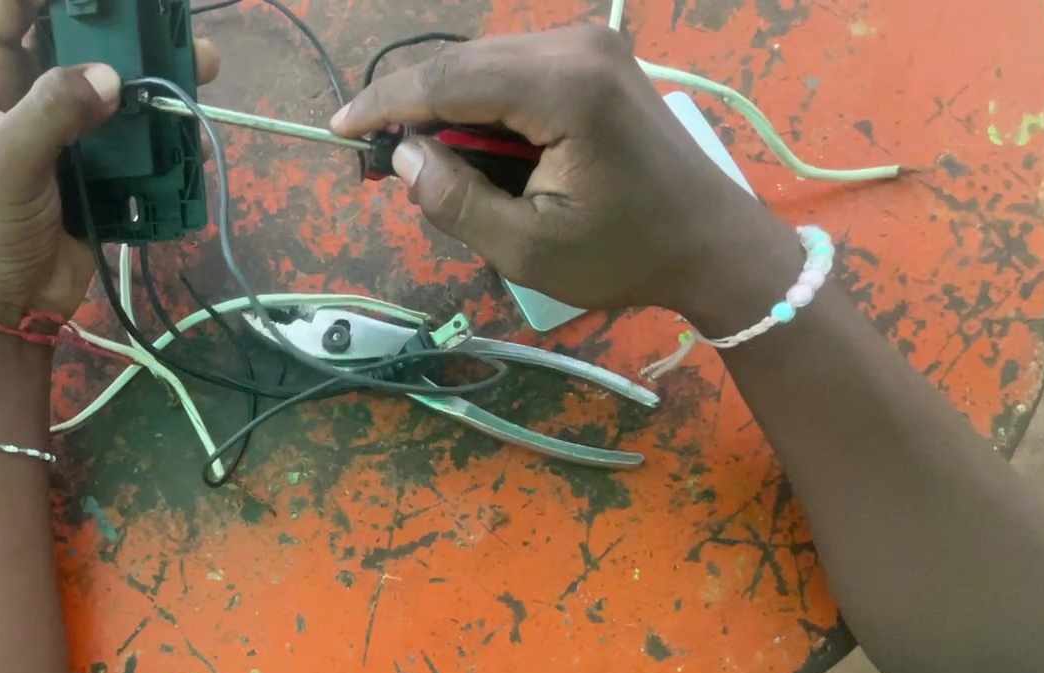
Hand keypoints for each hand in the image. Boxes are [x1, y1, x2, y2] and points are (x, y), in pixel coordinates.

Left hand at [0, 0, 219, 321]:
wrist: (10, 306)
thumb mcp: (8, 160)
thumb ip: (54, 110)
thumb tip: (112, 79)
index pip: (11, 6)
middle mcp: (23, 96)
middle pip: (74, 42)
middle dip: (119, 30)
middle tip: (166, 22)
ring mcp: (63, 136)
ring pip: (111, 92)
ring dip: (152, 83)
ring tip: (199, 69)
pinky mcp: (93, 174)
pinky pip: (130, 146)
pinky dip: (159, 141)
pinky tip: (187, 135)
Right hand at [329, 26, 795, 328]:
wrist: (705, 242)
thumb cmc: (620, 256)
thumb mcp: (526, 249)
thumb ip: (456, 202)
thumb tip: (404, 157)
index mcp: (563, 87)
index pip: (447, 79)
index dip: (385, 104)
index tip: (338, 130)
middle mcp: (575, 45)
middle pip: (462, 64)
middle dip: (410, 110)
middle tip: (375, 163)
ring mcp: (588, 47)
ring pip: (483, 67)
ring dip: (444, 114)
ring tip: (421, 168)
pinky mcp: (592, 62)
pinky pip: (511, 77)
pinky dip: (477, 112)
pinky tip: (467, 153)